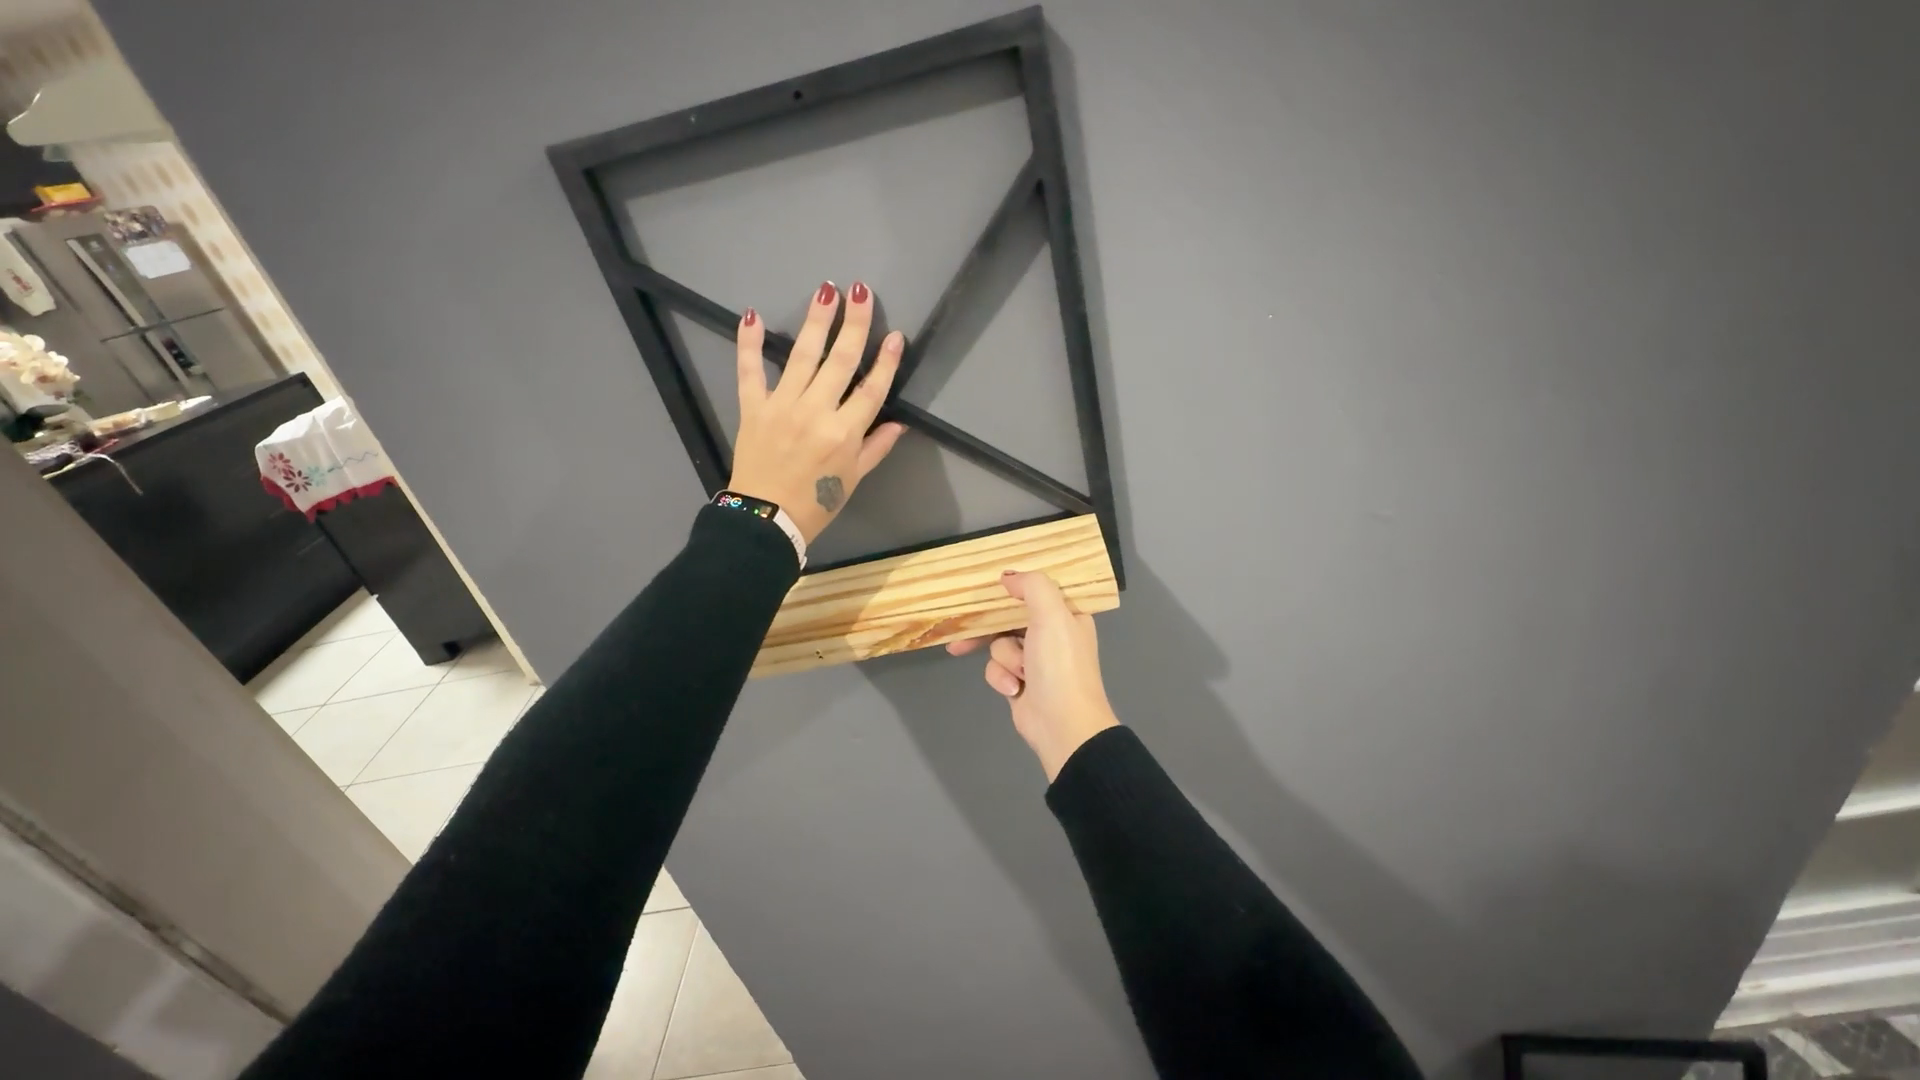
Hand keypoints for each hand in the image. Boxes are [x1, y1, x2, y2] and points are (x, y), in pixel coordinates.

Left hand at [728, 281, 907, 543]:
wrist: (765, 520)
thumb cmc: (816, 504)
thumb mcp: (853, 480)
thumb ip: (876, 448)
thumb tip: (898, 423)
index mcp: (844, 433)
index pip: (871, 389)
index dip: (886, 362)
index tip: (896, 336)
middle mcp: (816, 412)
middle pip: (840, 361)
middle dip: (854, 324)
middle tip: (861, 291)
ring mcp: (782, 406)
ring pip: (803, 356)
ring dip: (816, 321)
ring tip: (826, 290)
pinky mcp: (753, 408)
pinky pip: (750, 371)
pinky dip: (749, 344)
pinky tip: (752, 316)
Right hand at [948, 571, 1119, 780]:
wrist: (1062, 725)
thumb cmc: (1061, 666)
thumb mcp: (1052, 615)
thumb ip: (1032, 587)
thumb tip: (1007, 576)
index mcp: (1068, 615)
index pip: (1038, 590)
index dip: (1016, 585)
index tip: (991, 581)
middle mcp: (1052, 634)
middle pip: (1010, 617)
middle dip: (990, 625)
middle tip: (962, 622)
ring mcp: (1034, 659)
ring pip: (999, 643)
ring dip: (1004, 658)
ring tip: (1019, 672)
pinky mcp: (1018, 681)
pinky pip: (996, 667)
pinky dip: (1001, 677)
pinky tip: (1014, 689)